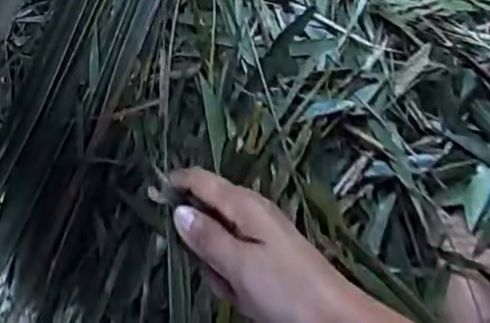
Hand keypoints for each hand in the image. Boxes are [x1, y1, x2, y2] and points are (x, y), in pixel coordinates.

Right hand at [167, 168, 408, 322]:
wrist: (337, 320)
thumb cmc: (286, 289)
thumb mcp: (239, 267)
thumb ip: (207, 238)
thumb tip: (178, 210)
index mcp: (243, 203)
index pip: (201, 180)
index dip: (176, 182)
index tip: (151, 190)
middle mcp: (251, 209)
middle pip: (208, 213)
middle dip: (202, 243)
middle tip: (215, 272)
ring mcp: (262, 231)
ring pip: (221, 240)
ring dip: (219, 266)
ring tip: (237, 291)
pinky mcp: (270, 254)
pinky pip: (237, 257)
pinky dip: (235, 276)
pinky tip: (248, 297)